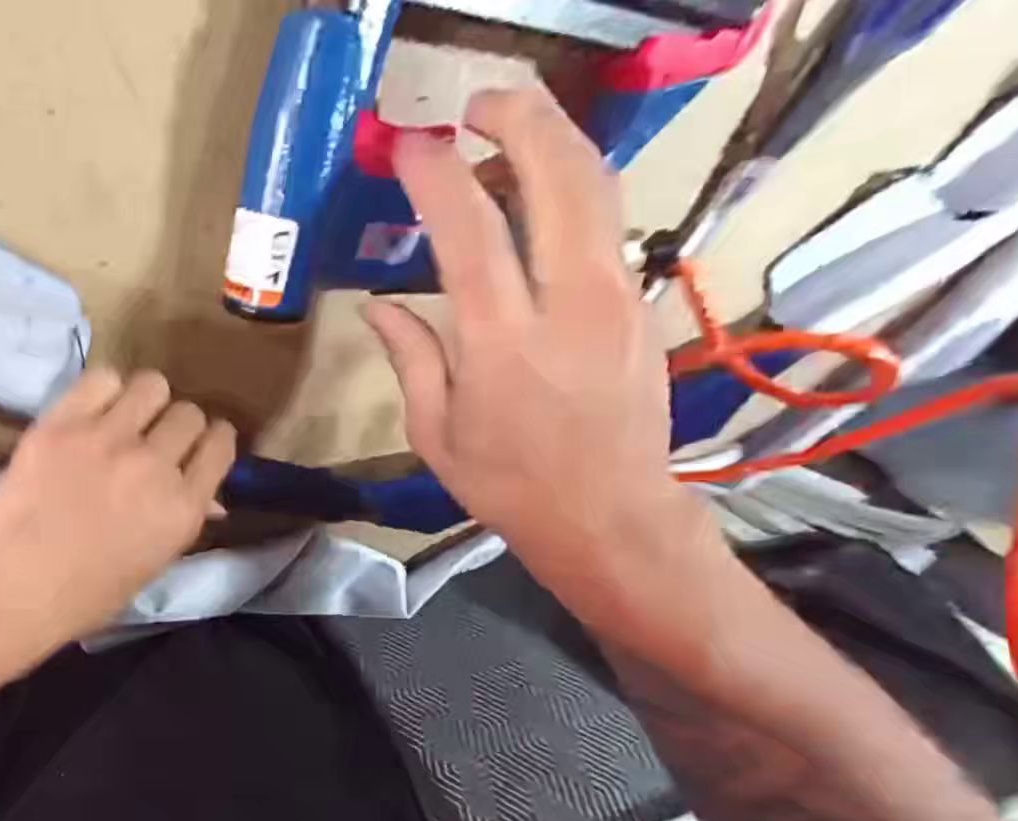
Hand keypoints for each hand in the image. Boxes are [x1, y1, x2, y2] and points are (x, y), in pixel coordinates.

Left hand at [0, 368, 235, 680]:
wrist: (16, 590)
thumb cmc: (91, 592)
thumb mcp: (156, 562)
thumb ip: (185, 517)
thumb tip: (209, 496)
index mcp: (183, 508)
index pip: (221, 445)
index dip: (215, 440)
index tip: (202, 443)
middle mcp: (153, 466)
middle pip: (189, 414)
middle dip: (181, 425)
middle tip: (159, 439)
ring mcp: (107, 441)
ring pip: (152, 386)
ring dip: (148, 401)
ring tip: (129, 419)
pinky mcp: (61, 425)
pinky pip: (102, 379)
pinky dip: (105, 392)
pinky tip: (95, 413)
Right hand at [362, 85, 687, 564]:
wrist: (608, 516)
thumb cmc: (508, 485)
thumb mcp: (437, 434)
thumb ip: (409, 358)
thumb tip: (376, 306)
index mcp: (500, 343)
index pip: (466, 229)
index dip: (433, 173)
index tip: (406, 145)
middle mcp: (568, 303)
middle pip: (557, 173)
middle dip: (518, 118)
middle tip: (476, 106)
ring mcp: (617, 297)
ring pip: (597, 185)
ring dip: (554, 141)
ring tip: (511, 136)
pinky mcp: (641, 305)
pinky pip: (607, 225)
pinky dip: (573, 192)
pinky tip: (541, 203)